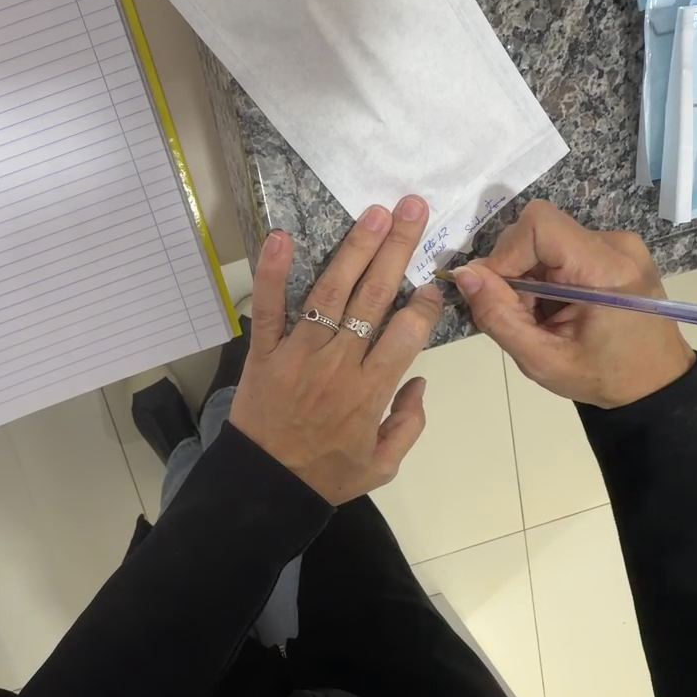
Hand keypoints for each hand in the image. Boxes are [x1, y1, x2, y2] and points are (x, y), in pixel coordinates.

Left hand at [230, 197, 444, 504]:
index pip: (406, 334)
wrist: (263, 486)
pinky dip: (273, 274)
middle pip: (374, 298)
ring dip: (355, 250)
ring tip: (375, 214)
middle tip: (414, 209)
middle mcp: (339, 364)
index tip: (433, 284)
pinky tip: (281, 238)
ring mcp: (299, 354)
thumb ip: (409, 425)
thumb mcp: (382, 467)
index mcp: (371, 392)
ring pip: (331, 293)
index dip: (424, 305)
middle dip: (398, 250)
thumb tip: (420, 382)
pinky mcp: (264, 352)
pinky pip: (269, 310)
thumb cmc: (325, 476)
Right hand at [452, 201, 694, 408]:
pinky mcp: (614, 249)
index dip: (505, 253)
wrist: (655, 382)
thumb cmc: (601, 377)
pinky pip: (560, 248)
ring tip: (542, 314)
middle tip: (522, 313)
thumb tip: (463, 273)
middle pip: (538, 231)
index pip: (538, 225)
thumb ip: (497, 316)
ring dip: (528, 275)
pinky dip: (544, 275)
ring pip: (545, 240)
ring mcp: (618, 243)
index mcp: (605, 270)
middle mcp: (616, 244)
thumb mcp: (540, 359)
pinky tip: (556, 306)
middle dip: (514, 270)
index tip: (497, 292)